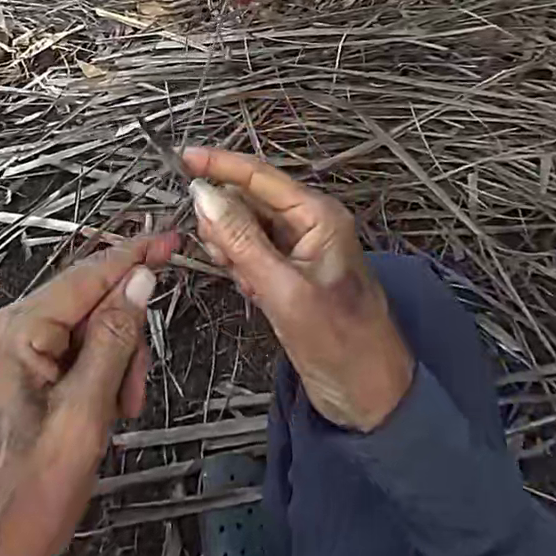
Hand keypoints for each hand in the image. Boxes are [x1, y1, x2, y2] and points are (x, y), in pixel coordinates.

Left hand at [0, 233, 178, 555]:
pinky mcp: (10, 381)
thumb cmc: (14, 508)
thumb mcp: (83, 417)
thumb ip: (114, 340)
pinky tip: (97, 413)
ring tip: (114, 413)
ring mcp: (4, 357)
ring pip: (82, 331)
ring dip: (111, 365)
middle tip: (134, 386)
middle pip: (88, 303)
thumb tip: (138, 282)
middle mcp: (4, 335)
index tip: (168, 240)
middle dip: (124, 338)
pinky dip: (93, 378)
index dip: (136, 255)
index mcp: (15, 333)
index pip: (90, 274)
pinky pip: (66, 356)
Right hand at [181, 147, 413, 431]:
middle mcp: (308, 223)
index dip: (219, 163)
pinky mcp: (287, 272)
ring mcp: (297, 248)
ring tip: (245, 280)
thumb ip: (241, 240)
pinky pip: (250, 252)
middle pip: (248, 200)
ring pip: (245, 226)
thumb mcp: (285, 291)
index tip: (184, 157)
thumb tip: (203, 195)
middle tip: (221, 254)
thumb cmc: (341, 344)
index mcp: (318, 215)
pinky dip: (241, 266)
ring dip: (232, 248)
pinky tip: (252, 290)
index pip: (259, 175)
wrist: (371, 398)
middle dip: (226, 221)